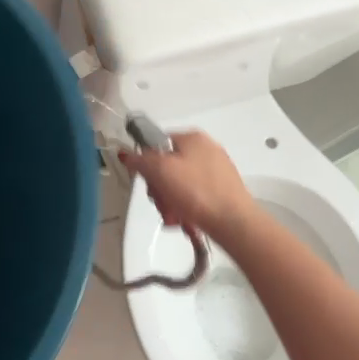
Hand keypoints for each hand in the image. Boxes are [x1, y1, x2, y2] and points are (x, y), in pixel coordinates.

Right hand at [118, 131, 255, 235]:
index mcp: (192, 137)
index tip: (148, 183)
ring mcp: (217, 170)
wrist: (233, 222)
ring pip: (180, 183)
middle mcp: (206, 149)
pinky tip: (185, 219)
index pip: (157, 144)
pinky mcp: (224, 190)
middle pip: (168, 166)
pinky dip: (186, 207)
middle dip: (160, 188)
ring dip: (170, 201)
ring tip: (174, 216)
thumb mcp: (160, 170)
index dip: (147, 164)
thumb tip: (125, 153)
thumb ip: (139, 160)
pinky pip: (195, 195)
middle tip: (161, 204)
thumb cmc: (195, 191)